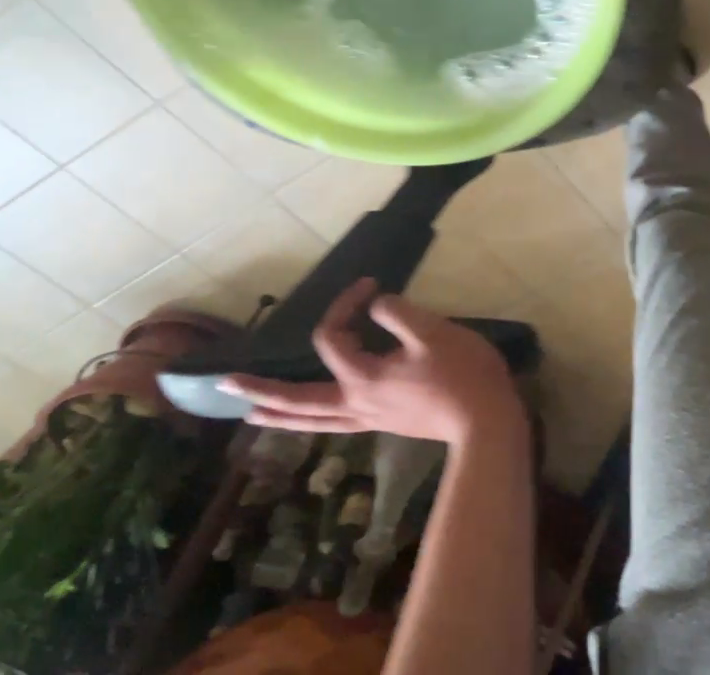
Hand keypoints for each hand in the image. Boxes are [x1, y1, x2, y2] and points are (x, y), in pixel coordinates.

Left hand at [220, 278, 523, 444]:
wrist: (486, 420)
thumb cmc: (461, 373)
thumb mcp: (433, 332)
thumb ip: (398, 314)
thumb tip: (376, 305)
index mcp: (363, 376)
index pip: (333, 337)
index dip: (344, 306)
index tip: (368, 285)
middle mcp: (356, 401)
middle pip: (297, 398)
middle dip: (261, 389)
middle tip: (223, 384)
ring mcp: (369, 418)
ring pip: (312, 419)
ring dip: (279, 414)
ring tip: (251, 414)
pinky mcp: (385, 424)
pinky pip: (335, 423)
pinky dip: (312, 422)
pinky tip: (315, 420)